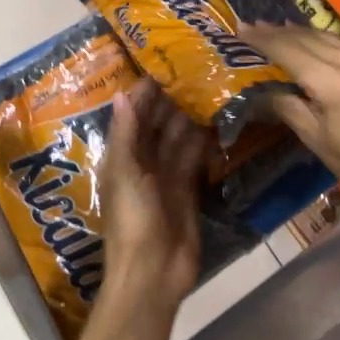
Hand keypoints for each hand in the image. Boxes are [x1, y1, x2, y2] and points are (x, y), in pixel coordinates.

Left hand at [99, 80, 207, 305]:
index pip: (133, 116)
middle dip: (171, 100)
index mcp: (122, 158)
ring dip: (190, 117)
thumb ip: (126, 133)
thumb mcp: (125, 173)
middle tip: (194, 69)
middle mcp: (143, 163)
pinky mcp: (188, 191)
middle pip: (157, 125)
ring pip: (178, 139)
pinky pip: (196, 159)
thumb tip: (121, 94)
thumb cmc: (132, 221)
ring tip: (210, 87)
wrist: (153, 274)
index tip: (163, 65)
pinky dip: (204, 141)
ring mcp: (167, 177)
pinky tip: (218, 120)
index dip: (144, 93)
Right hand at [240, 25, 339, 212]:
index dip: (262, 40)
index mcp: (330, 82)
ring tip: (270, 30)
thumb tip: (261, 90)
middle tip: (249, 28)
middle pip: (304, 38)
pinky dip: (317, 39)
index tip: (239, 30)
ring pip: (322, 36)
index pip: (288, 50)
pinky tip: (304, 40)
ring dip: (295, 32)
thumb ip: (287, 107)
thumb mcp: (314, 138)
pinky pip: (338, 43)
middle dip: (275, 32)